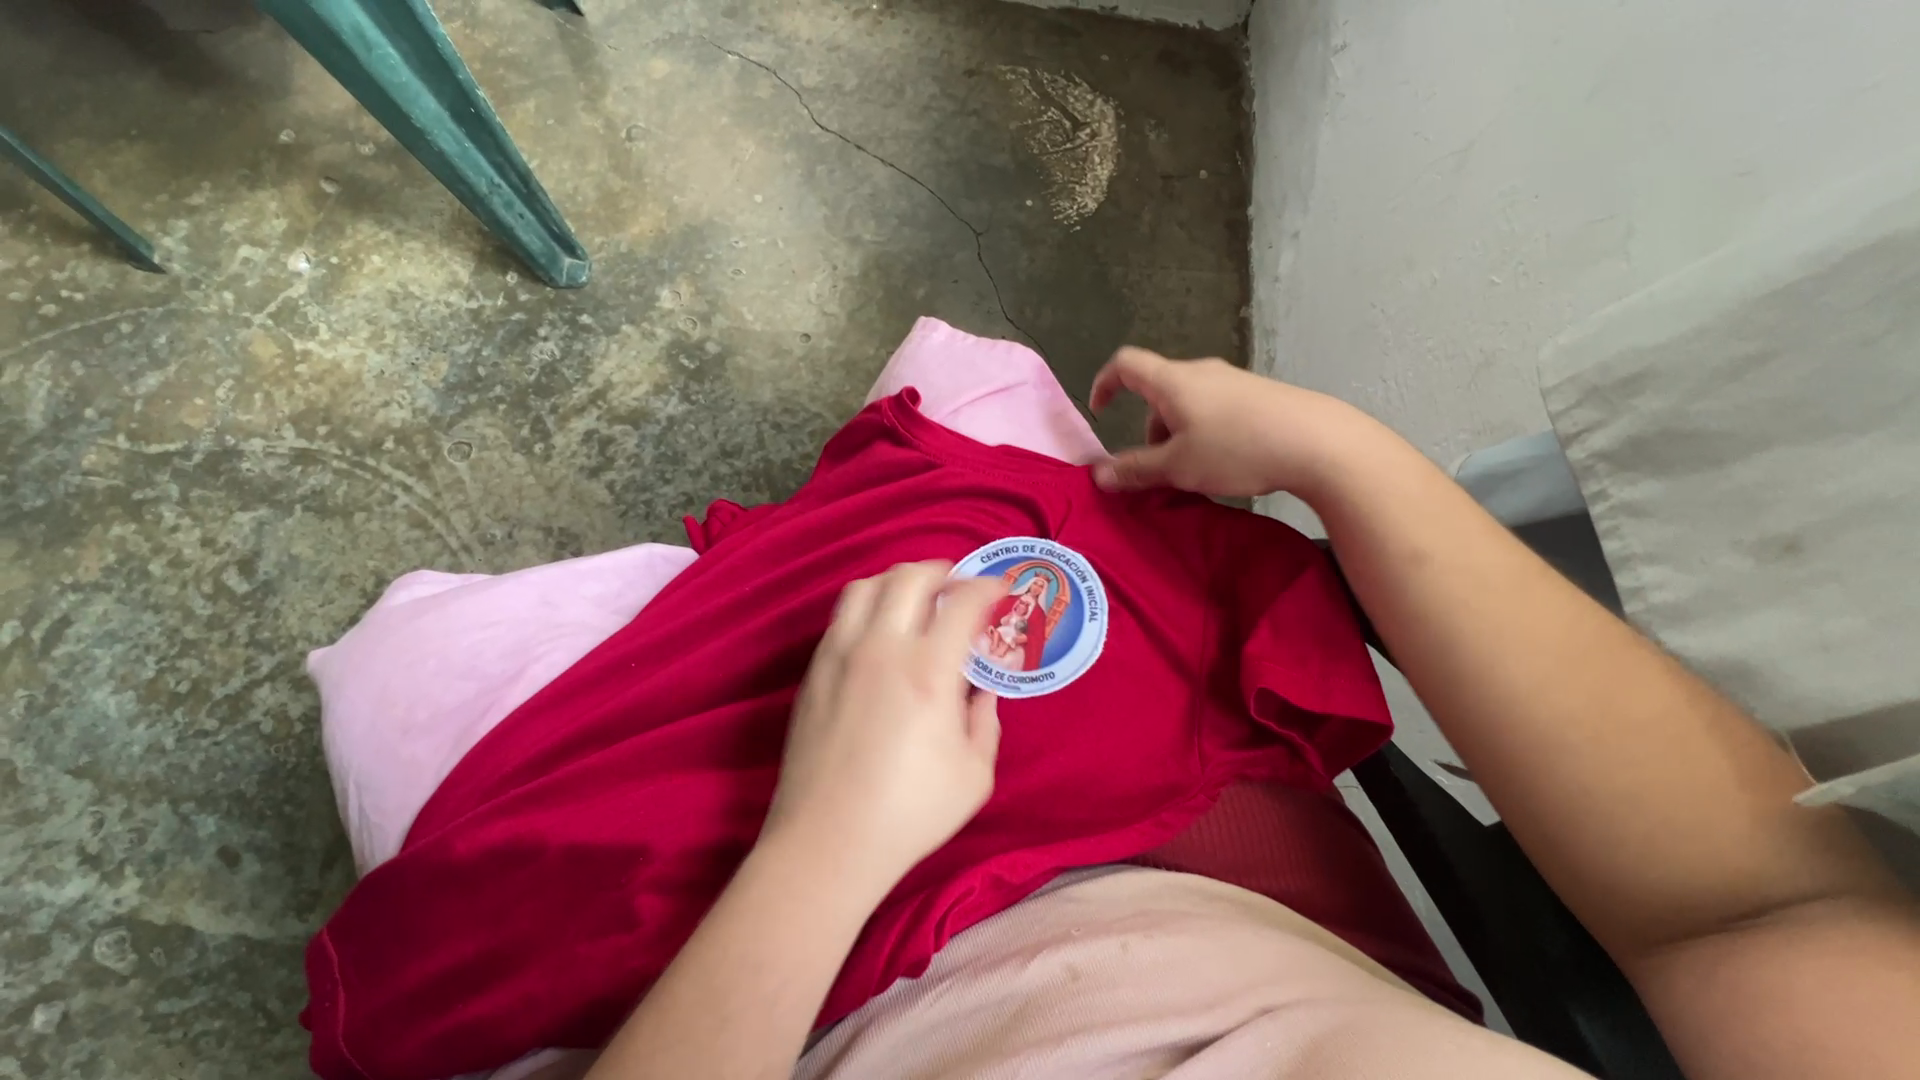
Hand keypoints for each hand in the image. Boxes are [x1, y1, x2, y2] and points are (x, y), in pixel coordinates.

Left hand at [763, 562, 1004, 894]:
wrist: (828, 841)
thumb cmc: (910, 813)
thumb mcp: (975, 774)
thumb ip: (985, 720)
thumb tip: (983, 689)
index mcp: (929, 670)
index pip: (962, 600)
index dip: (987, 586)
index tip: (1000, 591)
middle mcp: (881, 648)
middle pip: (909, 576)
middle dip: (943, 571)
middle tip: (959, 587)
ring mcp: (840, 655)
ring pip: (866, 586)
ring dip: (899, 581)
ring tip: (917, 600)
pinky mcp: (814, 672)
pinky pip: (841, 617)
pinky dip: (868, 607)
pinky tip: (880, 634)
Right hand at [1087, 346, 1372, 497]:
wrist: (1318, 442)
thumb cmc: (1236, 449)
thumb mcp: (1177, 467)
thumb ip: (1135, 469)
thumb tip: (1098, 474)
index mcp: (1173, 381)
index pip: (1125, 365)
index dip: (1104, 383)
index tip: (1100, 410)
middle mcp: (1201, 372)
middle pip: (1158, 391)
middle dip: (1148, 428)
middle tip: (1158, 467)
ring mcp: (1233, 381)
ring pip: (1188, 403)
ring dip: (1177, 434)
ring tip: (1194, 471)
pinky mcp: (1259, 395)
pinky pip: (1215, 409)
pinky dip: (1204, 432)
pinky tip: (1226, 462)